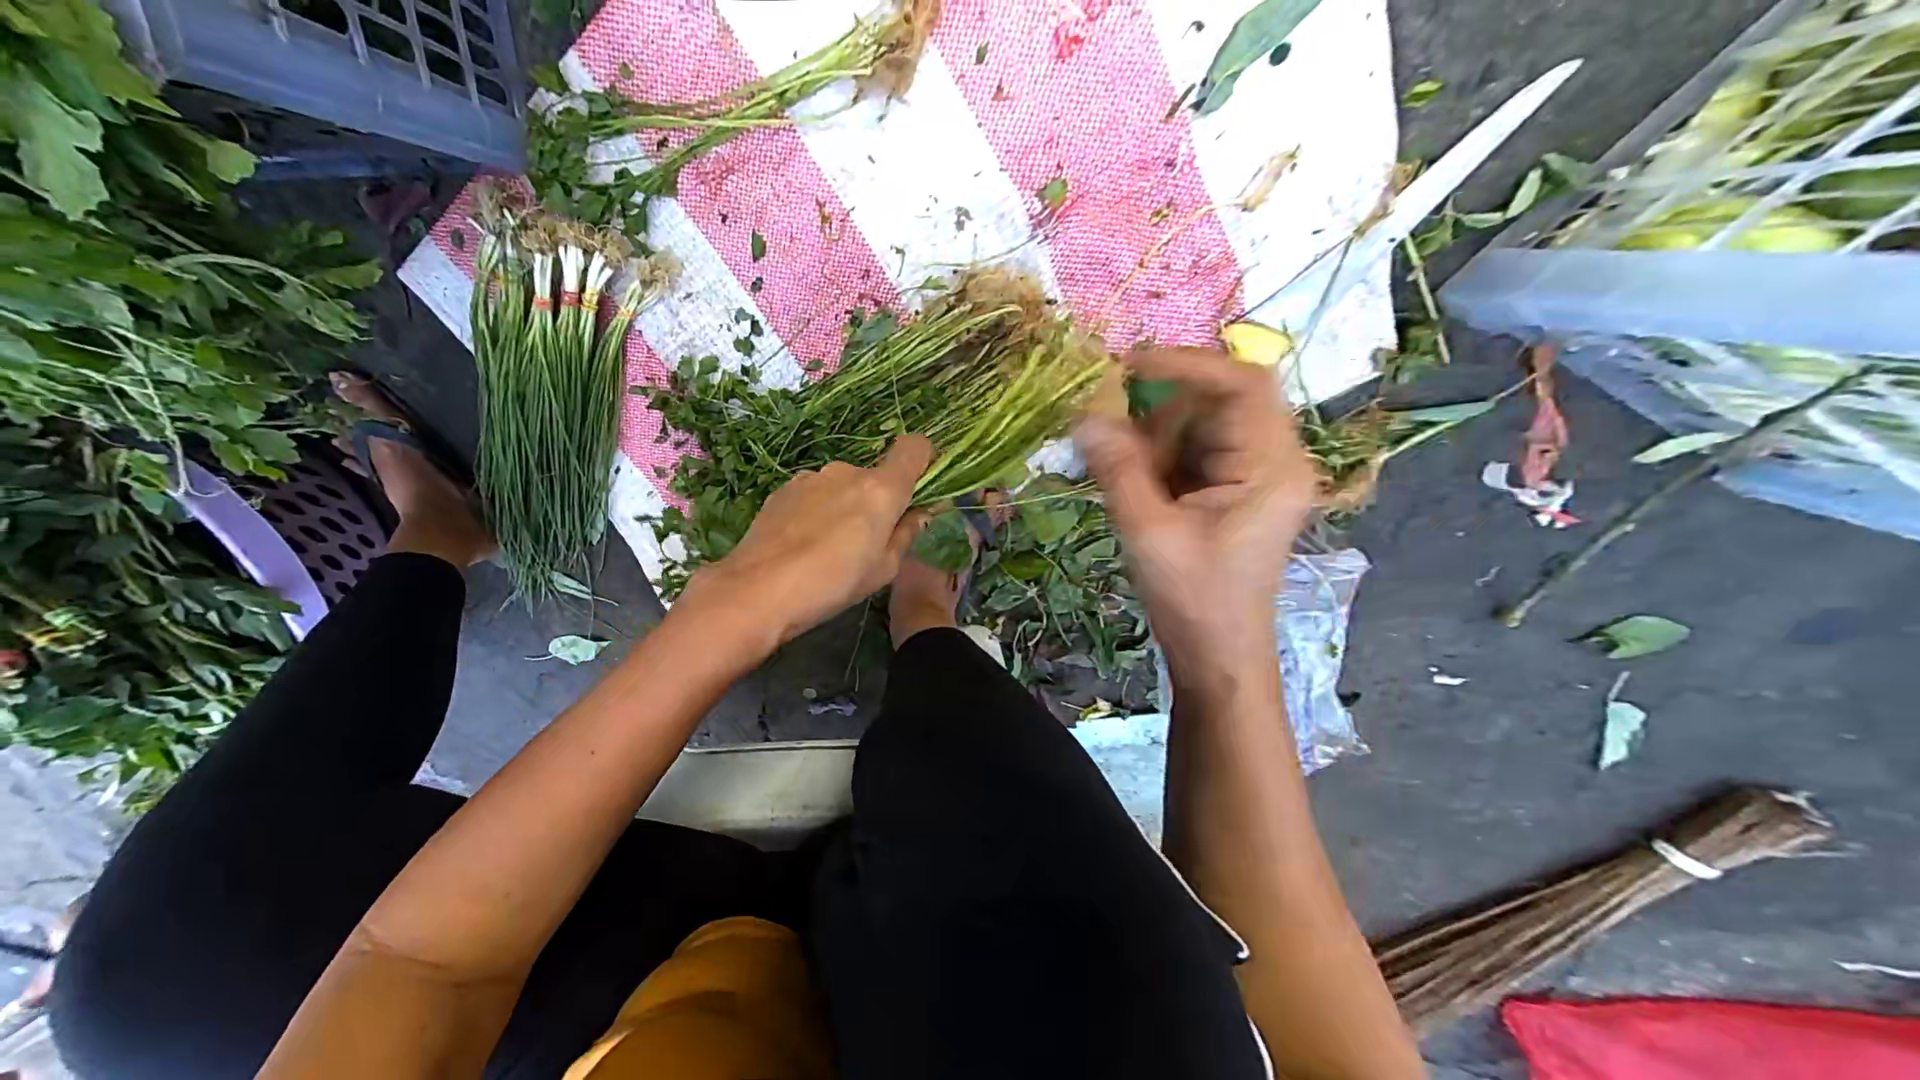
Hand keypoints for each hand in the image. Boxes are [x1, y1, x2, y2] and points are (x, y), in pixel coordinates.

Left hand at [686, 435, 933, 649]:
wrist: (757, 590)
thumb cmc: (832, 584)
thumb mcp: (884, 569)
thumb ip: (906, 534)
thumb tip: (920, 513)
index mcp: (882, 489)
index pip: (914, 447)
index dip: (924, 461)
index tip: (920, 491)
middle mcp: (847, 471)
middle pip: (876, 476)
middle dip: (880, 501)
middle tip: (870, 542)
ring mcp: (812, 478)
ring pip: (844, 486)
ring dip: (847, 507)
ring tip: (830, 548)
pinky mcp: (783, 489)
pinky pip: (816, 494)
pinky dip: (819, 511)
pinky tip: (803, 545)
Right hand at [1076, 349, 1315, 671]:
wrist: (1217, 655)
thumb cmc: (1194, 601)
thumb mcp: (1149, 532)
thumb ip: (1118, 468)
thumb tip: (1085, 415)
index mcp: (1272, 467)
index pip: (1243, 384)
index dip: (1187, 364)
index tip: (1129, 366)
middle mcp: (1274, 460)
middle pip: (1217, 402)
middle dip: (1161, 414)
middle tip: (1114, 437)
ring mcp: (1254, 474)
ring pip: (1200, 425)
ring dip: (1155, 440)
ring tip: (1127, 478)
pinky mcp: (1234, 489)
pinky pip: (1195, 451)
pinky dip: (1160, 458)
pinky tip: (1138, 487)